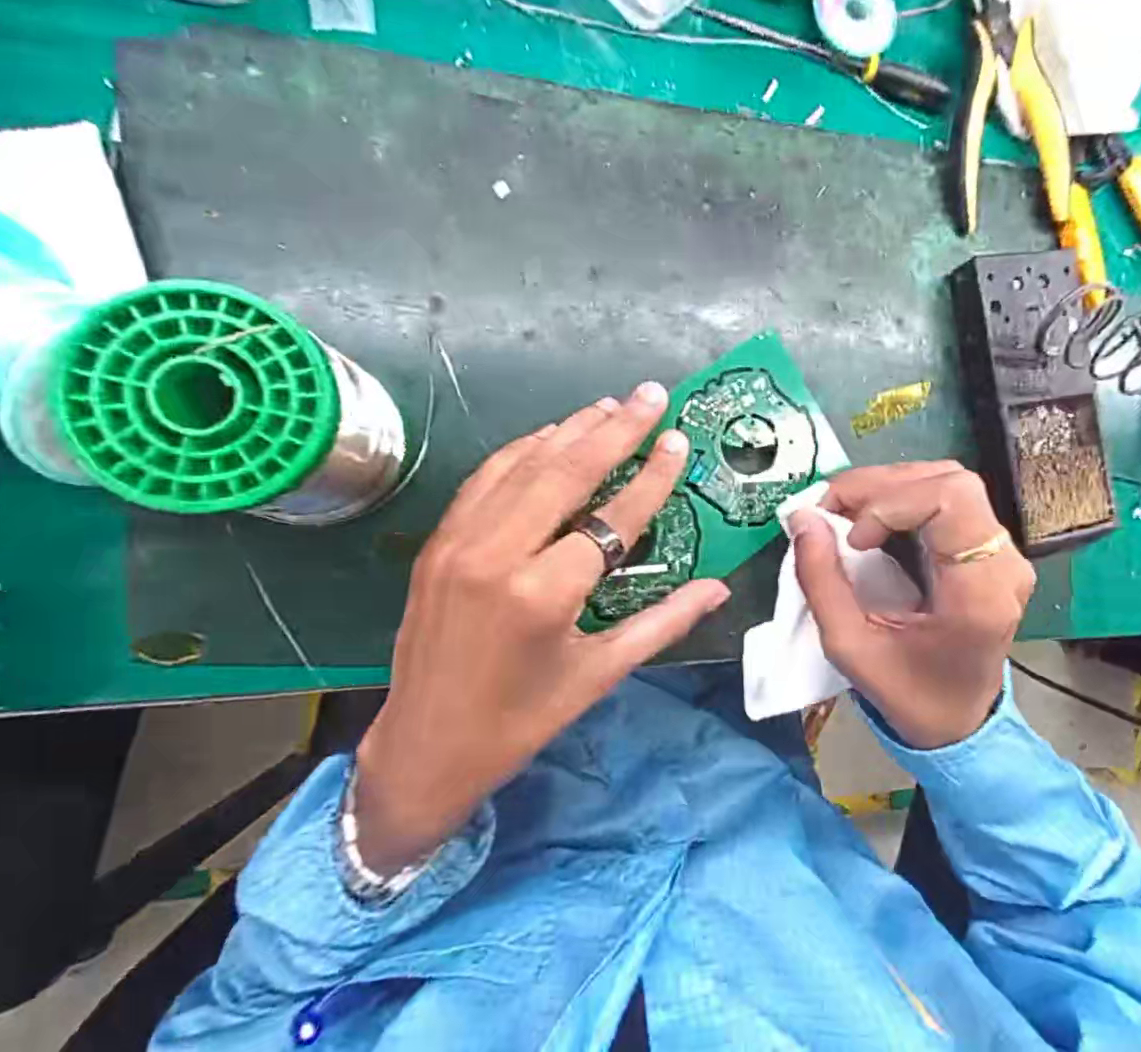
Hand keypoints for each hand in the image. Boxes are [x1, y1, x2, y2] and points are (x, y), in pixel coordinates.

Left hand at [353, 384, 730, 871]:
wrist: (424, 745)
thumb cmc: (519, 722)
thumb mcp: (596, 675)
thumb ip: (660, 623)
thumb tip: (716, 588)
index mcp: (543, 595)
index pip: (611, 518)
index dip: (650, 477)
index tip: (677, 440)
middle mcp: (498, 554)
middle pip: (564, 472)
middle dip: (613, 429)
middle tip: (649, 395)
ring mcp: (459, 543)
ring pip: (521, 466)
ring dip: (568, 431)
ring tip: (608, 407)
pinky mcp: (437, 543)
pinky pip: (484, 481)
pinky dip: (520, 453)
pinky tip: (548, 437)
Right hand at [789, 462, 1035, 748]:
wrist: (956, 722)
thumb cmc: (905, 693)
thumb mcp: (848, 646)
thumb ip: (821, 581)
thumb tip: (802, 519)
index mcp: (978, 593)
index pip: (950, 499)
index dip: (889, 503)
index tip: (851, 538)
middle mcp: (1003, 563)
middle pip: (949, 480)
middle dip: (879, 486)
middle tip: (830, 511)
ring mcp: (1002, 554)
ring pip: (947, 481)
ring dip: (886, 487)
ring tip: (843, 513)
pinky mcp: (988, 551)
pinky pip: (947, 500)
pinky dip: (899, 498)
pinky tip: (867, 519)